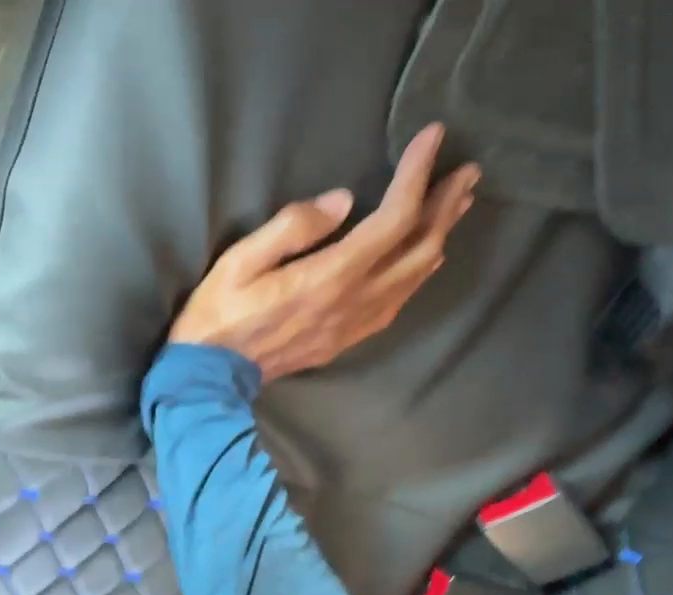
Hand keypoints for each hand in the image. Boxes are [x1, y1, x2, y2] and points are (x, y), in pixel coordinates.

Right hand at [169, 123, 480, 380]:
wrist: (208, 379)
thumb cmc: (215, 317)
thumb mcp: (237, 262)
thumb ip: (291, 228)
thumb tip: (341, 201)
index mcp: (331, 275)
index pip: (395, 216)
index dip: (419, 173)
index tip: (432, 137)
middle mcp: (355, 299)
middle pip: (420, 245)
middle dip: (446, 204)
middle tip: (464, 171)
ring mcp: (354, 323)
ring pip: (417, 275)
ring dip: (441, 235)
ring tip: (454, 206)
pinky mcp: (345, 338)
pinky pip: (399, 301)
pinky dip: (420, 272)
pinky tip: (424, 259)